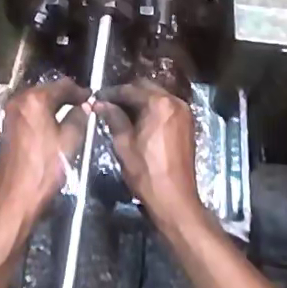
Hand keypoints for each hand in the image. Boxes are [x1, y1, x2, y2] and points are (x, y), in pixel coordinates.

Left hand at [0, 77, 87, 219]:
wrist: (15, 199)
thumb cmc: (44, 169)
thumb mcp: (69, 141)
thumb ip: (79, 117)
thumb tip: (85, 106)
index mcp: (35, 100)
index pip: (62, 85)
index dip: (80, 91)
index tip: (92, 98)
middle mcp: (19, 100)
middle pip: (48, 90)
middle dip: (66, 96)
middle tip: (84, 105)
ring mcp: (10, 114)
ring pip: (37, 101)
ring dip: (54, 104)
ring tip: (72, 113)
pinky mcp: (7, 126)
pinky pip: (29, 112)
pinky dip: (42, 114)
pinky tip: (53, 124)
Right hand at [92, 82, 199, 224]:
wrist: (175, 199)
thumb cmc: (147, 172)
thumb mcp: (124, 144)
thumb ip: (114, 118)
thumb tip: (100, 103)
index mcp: (159, 103)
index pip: (131, 90)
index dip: (112, 93)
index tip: (98, 98)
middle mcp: (174, 101)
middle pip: (146, 88)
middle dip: (127, 94)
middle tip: (109, 104)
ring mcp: (184, 111)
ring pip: (157, 96)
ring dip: (140, 101)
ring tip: (122, 113)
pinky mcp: (188, 123)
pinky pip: (167, 107)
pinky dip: (153, 109)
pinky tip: (140, 120)